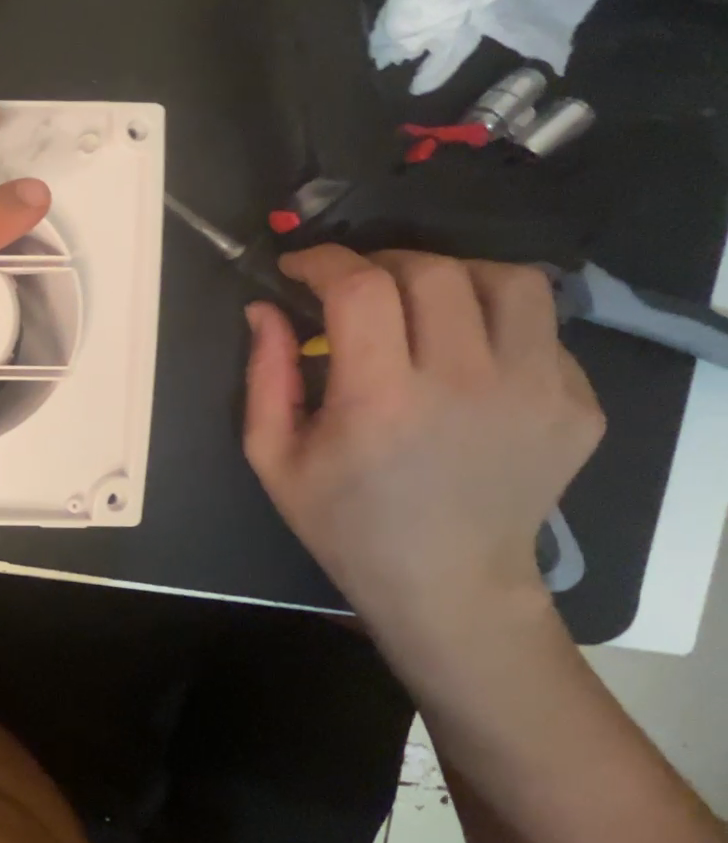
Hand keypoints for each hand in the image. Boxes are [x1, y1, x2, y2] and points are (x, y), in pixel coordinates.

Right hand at [242, 246, 604, 632]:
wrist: (445, 581)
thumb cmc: (343, 521)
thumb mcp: (273, 457)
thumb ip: (265, 377)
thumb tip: (265, 308)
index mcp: (380, 400)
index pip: (361, 287)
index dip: (323, 261)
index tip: (299, 267)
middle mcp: (467, 383)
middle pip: (433, 271)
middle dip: (380, 262)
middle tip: (353, 285)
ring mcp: (538, 391)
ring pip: (509, 281)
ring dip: (452, 276)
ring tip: (419, 302)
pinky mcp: (577, 403)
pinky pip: (540, 330)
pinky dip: (492, 324)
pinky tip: (462, 359)